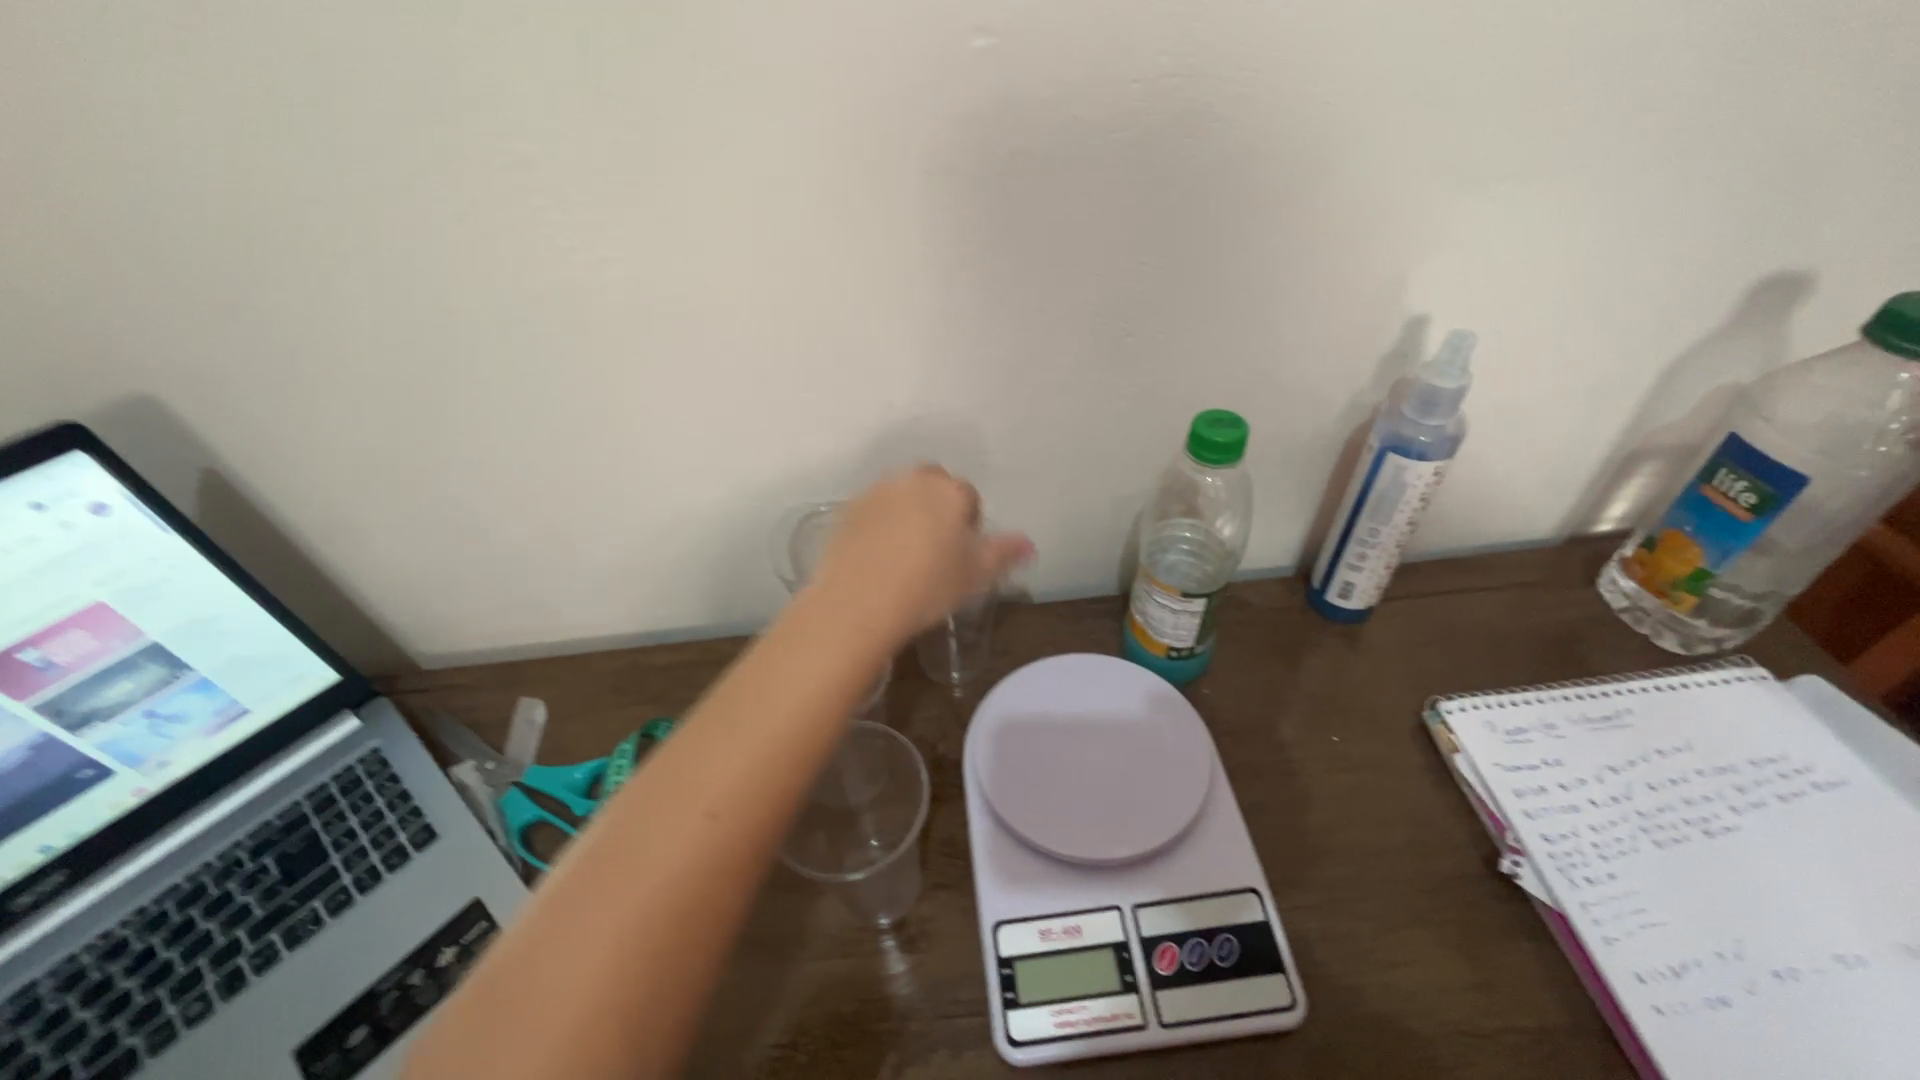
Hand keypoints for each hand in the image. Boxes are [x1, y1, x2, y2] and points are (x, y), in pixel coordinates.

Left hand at [809, 466, 1033, 642]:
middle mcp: (914, 480)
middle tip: (936, 548)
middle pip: (934, 486)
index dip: (969, 524)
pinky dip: (880, 524)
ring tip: (905, 554)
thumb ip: (1005, 552)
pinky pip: (874, 510)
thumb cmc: (928, 587)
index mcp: (951, 491)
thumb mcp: (976, 575)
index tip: (962, 554)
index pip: (969, 497)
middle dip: (938, 508)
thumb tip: (1028, 543)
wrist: (858, 602)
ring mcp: (877, 492)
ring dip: (908, 513)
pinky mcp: (848, 509)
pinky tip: (878, 557)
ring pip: (902, 495)